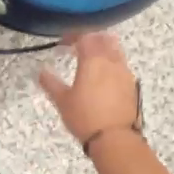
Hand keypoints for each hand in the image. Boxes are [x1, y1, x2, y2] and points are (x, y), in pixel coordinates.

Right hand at [36, 31, 143, 147]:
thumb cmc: (84, 117)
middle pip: (103, 39)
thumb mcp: (62, 101)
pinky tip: (104, 76)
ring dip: (103, 49)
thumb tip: (41, 72)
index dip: (73, 36)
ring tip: (92, 59)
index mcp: (93, 60)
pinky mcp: (131, 84)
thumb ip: (51, 83)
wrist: (114, 137)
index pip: (84, 37)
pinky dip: (112, 63)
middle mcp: (111, 61)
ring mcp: (124, 71)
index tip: (63, 42)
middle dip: (91, 38)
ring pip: (115, 50)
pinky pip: (121, 64)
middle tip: (79, 46)